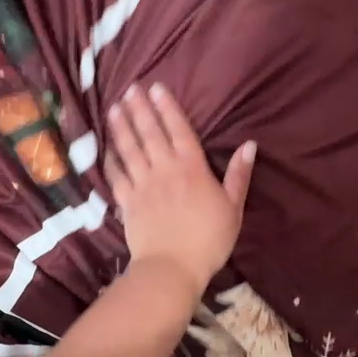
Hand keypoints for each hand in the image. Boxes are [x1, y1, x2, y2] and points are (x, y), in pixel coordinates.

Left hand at [104, 83, 255, 293]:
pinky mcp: (127, 202)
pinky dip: (111, 159)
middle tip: (130, 89)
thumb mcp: (232, 207)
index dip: (167, 108)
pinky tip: (107, 148)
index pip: (178, 130)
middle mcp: (164, 170)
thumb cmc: (209, 240)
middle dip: (140, 109)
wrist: (173, 268)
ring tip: (115, 108)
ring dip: (122, 127)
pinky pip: (116, 175)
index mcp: (192, 169)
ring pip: (130, 149)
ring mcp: (143, 185)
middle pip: (150, 133)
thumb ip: (238, 175)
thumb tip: (249, 145)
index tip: (156, 88)